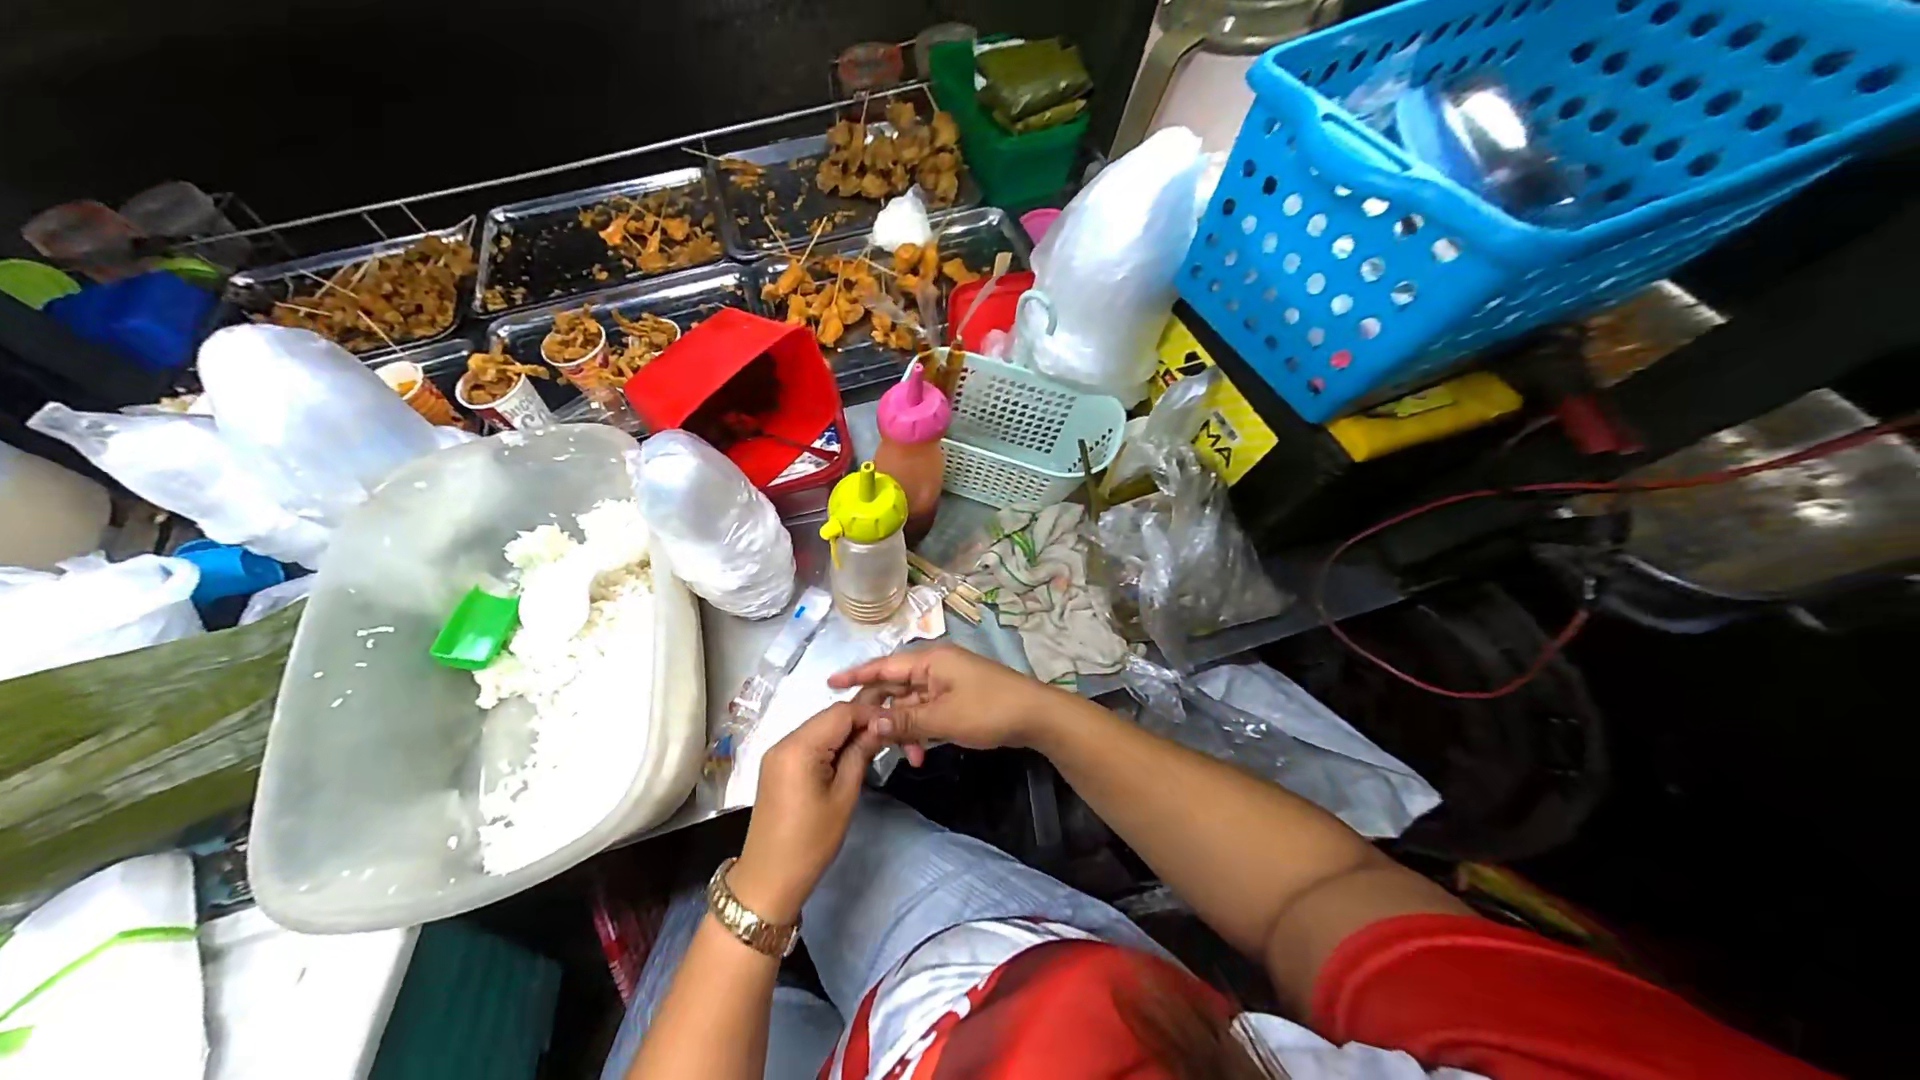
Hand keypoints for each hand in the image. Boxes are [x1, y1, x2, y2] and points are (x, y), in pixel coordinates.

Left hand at [732, 702, 886, 924]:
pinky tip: (847, 757)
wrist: (769, 879)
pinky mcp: (777, 766)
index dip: (870, 714)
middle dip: (859, 721)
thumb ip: (861, 754)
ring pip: (819, 728)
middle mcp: (783, 742)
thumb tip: (880, 728)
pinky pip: (808, 742)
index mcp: (799, 747)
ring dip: (845, 733)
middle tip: (887, 736)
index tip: (895, 726)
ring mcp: (777, 753)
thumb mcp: (844, 796)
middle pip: (828, 717)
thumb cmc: (811, 841)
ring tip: (872, 747)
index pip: (841, 712)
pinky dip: (830, 744)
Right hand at [828, 645, 1063, 762]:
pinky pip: (927, 710)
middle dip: (882, 714)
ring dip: (903, 728)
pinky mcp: (957, 698)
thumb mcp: (943, 718)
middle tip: (867, 739)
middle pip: (894, 686)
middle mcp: (935, 666)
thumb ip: (905, 720)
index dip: (855, 675)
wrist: (1036, 716)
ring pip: (911, 703)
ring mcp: (947, 682)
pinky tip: (920, 751)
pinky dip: (920, 729)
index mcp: (930, 660)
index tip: (829, 684)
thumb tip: (872, 723)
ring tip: (906, 756)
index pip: (883, 666)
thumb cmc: (988, 710)